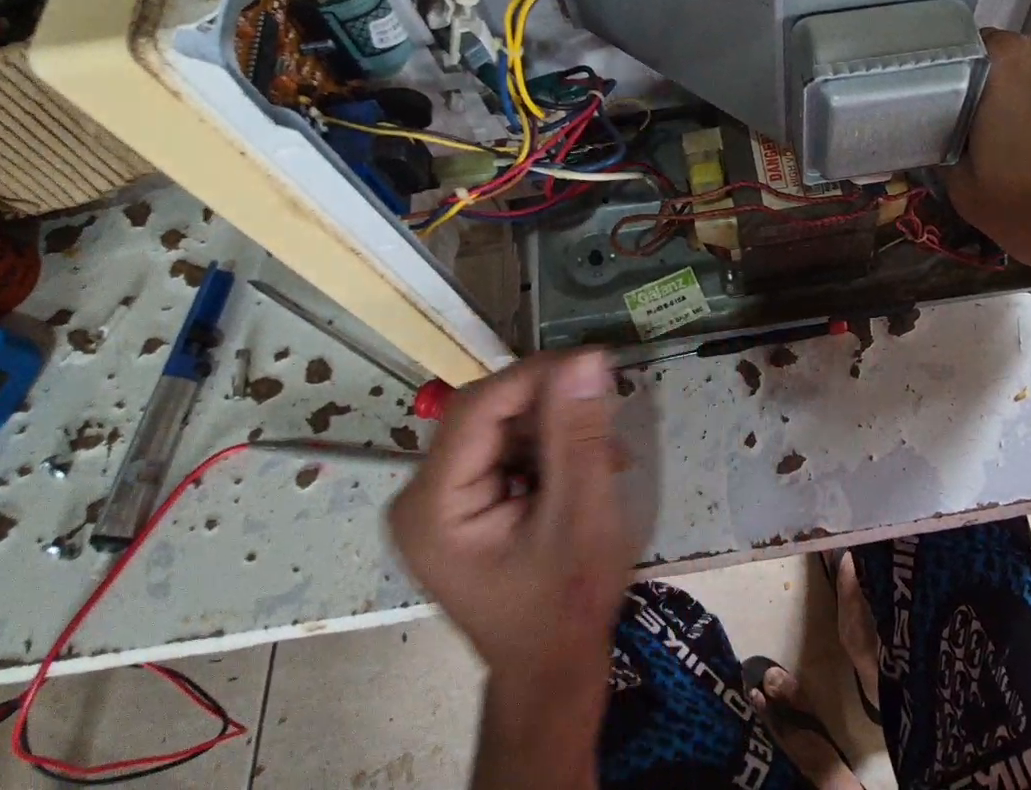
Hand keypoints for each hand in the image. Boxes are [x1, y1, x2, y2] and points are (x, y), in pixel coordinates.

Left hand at [387, 350, 635, 781]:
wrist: (552, 673)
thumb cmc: (565, 607)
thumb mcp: (581, 518)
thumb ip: (580, 437)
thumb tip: (587, 357)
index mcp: (432, 505)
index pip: (478, 409)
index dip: (536, 376)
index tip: (596, 361)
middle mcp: (421, 496)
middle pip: (488, 418)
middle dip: (552, 411)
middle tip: (609, 417)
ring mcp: (440, 502)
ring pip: (502, 431)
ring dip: (557, 432)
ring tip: (607, 455)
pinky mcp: (463, 507)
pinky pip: (506, 455)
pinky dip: (549, 454)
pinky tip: (587, 469)